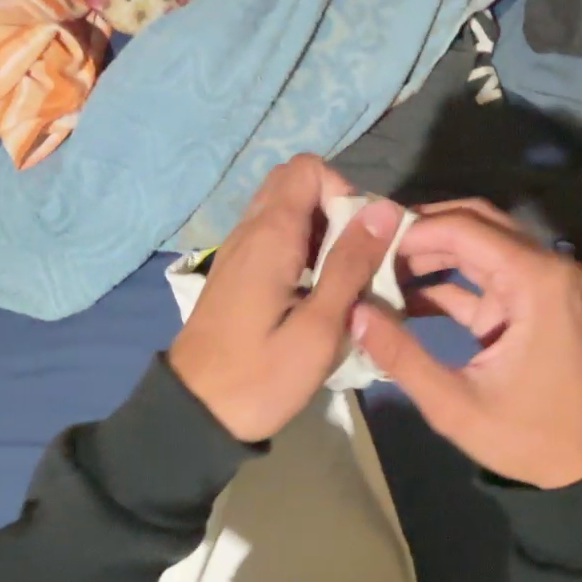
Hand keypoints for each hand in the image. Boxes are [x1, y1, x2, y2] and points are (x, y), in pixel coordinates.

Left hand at [169, 156, 402, 441]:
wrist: (196, 413)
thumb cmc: (261, 377)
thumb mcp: (318, 328)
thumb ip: (350, 266)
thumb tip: (384, 208)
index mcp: (269, 236)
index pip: (308, 169)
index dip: (344, 192)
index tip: (361, 242)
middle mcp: (248, 233)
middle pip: (296, 187)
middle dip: (335, 213)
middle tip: (353, 262)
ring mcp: (237, 255)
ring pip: (284, 216)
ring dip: (319, 237)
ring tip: (338, 284)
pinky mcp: (234, 279)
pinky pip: (272, 244)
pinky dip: (300, 255)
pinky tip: (312, 299)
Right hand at [350, 200, 581, 488]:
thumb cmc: (524, 436)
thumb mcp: (454, 403)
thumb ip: (401, 354)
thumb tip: (352, 312)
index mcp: (535, 282)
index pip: (466, 228)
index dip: (413, 230)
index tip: (365, 243)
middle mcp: (545, 268)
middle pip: (475, 223)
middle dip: (420, 232)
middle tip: (368, 248)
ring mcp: (541, 284)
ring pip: (478, 245)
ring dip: (430, 254)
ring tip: (377, 270)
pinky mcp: (532, 303)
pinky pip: (484, 276)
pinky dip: (446, 282)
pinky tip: (402, 297)